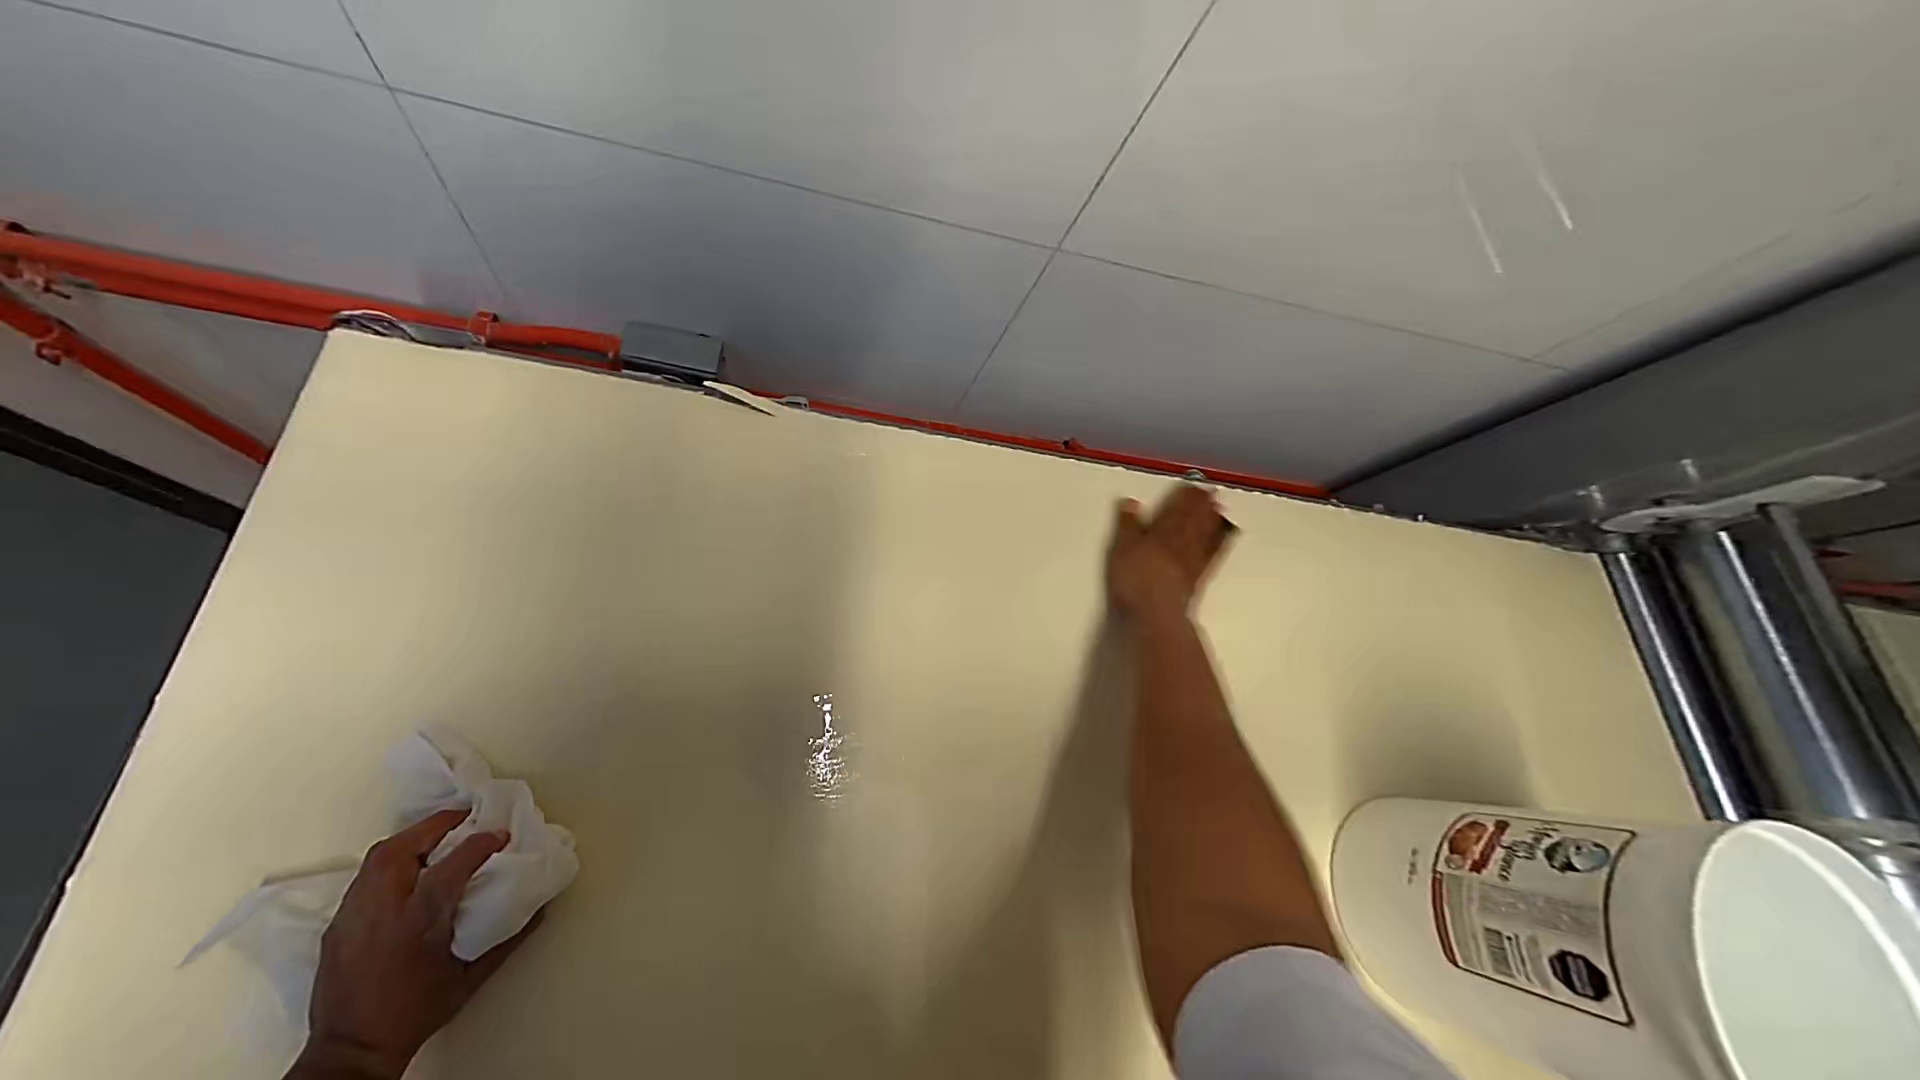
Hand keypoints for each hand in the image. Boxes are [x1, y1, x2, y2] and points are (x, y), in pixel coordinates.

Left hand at [287, 810, 541, 1079]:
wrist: (350, 1052)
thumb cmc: (415, 1013)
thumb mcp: (471, 977)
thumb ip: (509, 937)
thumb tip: (542, 905)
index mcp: (416, 923)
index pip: (451, 865)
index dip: (481, 843)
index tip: (502, 834)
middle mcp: (379, 913)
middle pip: (401, 850)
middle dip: (437, 825)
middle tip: (467, 817)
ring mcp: (351, 918)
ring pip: (377, 858)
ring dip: (412, 838)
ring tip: (439, 834)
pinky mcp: (336, 926)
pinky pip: (364, 877)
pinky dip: (391, 861)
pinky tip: (411, 867)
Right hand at [1106, 483, 1235, 618]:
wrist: (1155, 612)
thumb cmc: (1134, 579)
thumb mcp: (1121, 548)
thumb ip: (1127, 525)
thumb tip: (1130, 502)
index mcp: (1160, 532)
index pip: (1173, 509)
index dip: (1182, 496)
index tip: (1192, 483)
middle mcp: (1180, 543)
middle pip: (1192, 519)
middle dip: (1201, 504)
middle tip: (1211, 490)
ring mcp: (1192, 562)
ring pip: (1205, 534)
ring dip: (1212, 520)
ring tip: (1219, 508)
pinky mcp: (1198, 580)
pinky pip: (1212, 555)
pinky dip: (1219, 544)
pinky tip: (1225, 537)